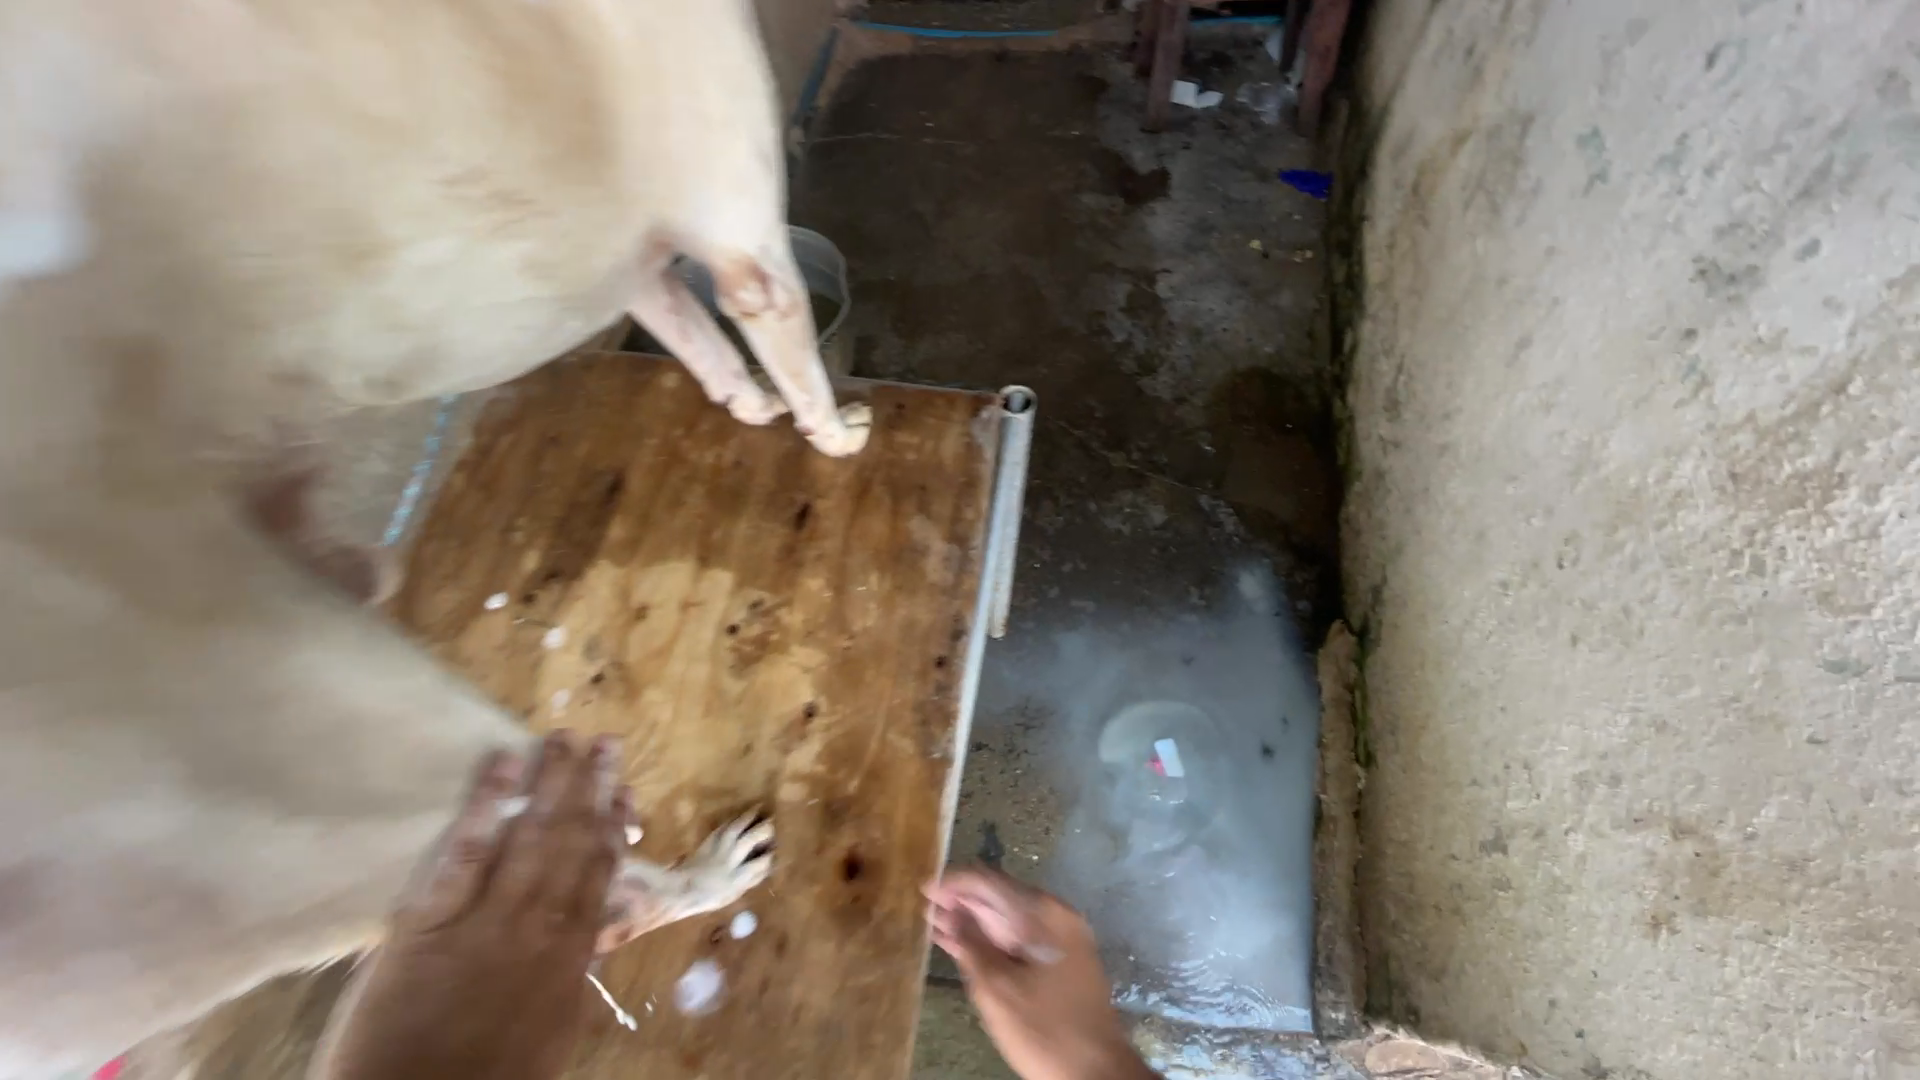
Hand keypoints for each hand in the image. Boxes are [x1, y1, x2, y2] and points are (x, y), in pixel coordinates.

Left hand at [313, 732, 630, 1079]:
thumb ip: (575, 972)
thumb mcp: (556, 1029)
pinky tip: (501, 762)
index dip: (614, 825)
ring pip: (532, 833)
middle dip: (591, 787)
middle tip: (605, 742)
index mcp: (571, 948)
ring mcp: (489, 916)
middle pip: (573, 839)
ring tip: (565, 738)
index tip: (624, 790)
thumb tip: (596, 929)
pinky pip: (465, 852)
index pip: (601, 870)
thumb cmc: (489, 1077)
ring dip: (552, 781)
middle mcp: (541, 920)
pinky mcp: (429, 922)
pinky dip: (486, 803)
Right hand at [926, 867, 1155, 1079]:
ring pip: (1008, 919)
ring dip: (973, 921)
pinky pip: (1019, 938)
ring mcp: (1061, 936)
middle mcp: (1055, 914)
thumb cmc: (1045, 1030)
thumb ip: (971, 944)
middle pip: (1000, 897)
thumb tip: (952, 910)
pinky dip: (992, 940)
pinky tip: (964, 945)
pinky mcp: (1061, 958)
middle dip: (962, 902)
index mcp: (1042, 913)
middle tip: (926, 906)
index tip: (925, 888)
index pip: (990, 882)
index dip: (954, 884)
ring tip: (936, 923)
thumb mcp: (998, 989)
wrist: (1099, 1074)